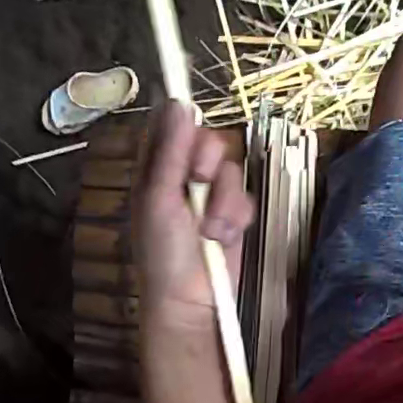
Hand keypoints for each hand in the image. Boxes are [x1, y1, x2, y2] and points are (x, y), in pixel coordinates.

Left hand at [132, 100, 254, 326]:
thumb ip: (171, 152)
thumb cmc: (164, 252)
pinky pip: (246, 197)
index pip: (173, 127)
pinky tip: (225, 237)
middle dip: (210, 164)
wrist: (191, 300)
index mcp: (156, 168)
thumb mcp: (160, 198)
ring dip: (225, 202)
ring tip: (212, 229)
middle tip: (200, 181)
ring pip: (231, 171)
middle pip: (210, 142)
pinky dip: (238, 217)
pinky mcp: (234, 214)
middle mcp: (184, 176)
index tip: (191, 138)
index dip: (186, 127)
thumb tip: (179, 103)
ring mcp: (211, 196)